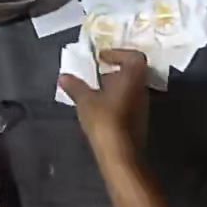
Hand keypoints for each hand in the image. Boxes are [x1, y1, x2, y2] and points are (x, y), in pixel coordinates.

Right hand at [58, 48, 149, 162]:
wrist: (120, 153)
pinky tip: (101, 106)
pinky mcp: (139, 120)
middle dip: (116, 69)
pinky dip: (117, 98)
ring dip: (116, 85)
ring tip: (96, 89)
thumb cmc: (104, 119)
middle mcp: (141, 88)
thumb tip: (63, 76)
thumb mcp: (85, 100)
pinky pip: (129, 100)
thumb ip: (75, 86)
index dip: (118, 53)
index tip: (101, 57)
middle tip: (98, 71)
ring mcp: (143, 105)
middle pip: (134, 71)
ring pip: (131, 87)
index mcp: (132, 77)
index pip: (134, 56)